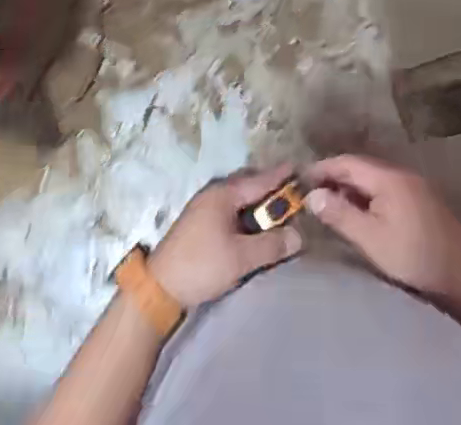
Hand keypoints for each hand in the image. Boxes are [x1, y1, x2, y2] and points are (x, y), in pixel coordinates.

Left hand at [148, 165, 304, 307]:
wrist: (157, 290)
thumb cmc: (201, 266)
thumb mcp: (241, 258)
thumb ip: (272, 245)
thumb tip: (299, 236)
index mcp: (224, 194)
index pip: (261, 179)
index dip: (283, 176)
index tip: (303, 170)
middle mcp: (215, 193)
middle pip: (250, 185)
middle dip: (272, 189)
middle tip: (295, 196)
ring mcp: (205, 207)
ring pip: (240, 198)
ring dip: (259, 203)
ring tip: (280, 212)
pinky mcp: (200, 223)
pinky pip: (232, 209)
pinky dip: (248, 213)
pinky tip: (257, 226)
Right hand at [304, 155, 460, 301]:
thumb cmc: (413, 255)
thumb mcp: (370, 238)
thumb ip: (340, 214)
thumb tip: (312, 195)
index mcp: (388, 177)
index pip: (348, 162)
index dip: (322, 168)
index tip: (299, 179)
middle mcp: (401, 174)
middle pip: (360, 167)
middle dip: (334, 177)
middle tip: (309, 194)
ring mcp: (413, 186)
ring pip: (372, 178)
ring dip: (350, 187)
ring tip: (328, 205)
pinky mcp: (419, 201)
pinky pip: (384, 188)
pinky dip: (365, 195)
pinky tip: (357, 213)